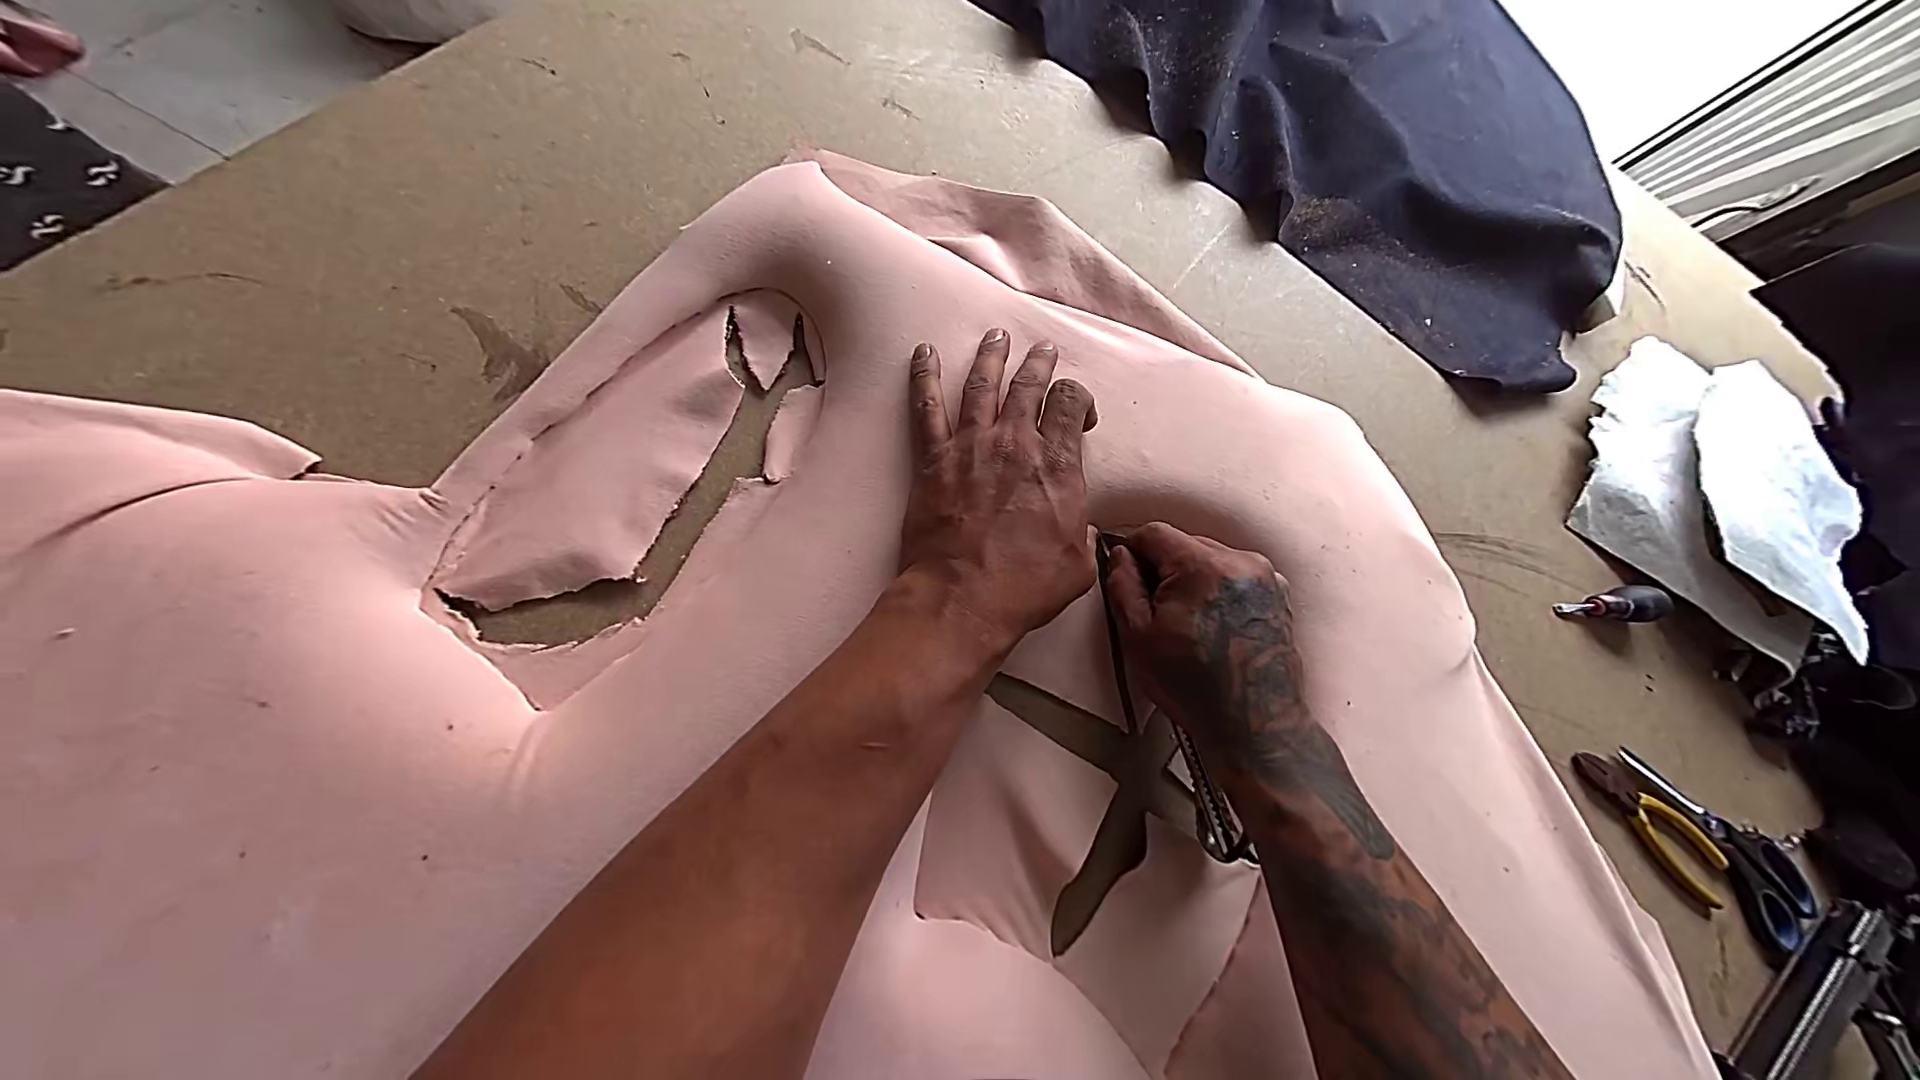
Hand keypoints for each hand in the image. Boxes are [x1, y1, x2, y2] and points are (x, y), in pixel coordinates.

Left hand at [899, 328, 1098, 645]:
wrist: (964, 597)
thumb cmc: (1023, 586)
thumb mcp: (1078, 565)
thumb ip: (1083, 535)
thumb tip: (1084, 529)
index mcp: (1057, 465)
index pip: (1071, 404)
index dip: (1079, 399)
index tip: (1079, 413)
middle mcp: (1016, 444)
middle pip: (1029, 385)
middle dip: (1038, 364)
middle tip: (1042, 351)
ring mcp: (971, 447)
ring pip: (982, 384)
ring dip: (990, 356)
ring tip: (996, 336)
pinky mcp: (934, 460)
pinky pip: (926, 407)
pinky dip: (923, 376)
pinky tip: (922, 353)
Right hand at [1105, 523, 1308, 771]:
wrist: (1253, 725)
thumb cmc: (1194, 687)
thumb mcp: (1137, 636)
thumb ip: (1122, 584)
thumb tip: (1121, 554)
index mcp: (1204, 567)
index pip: (1154, 532)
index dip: (1132, 550)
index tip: (1127, 574)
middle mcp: (1241, 562)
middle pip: (1183, 542)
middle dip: (1162, 566)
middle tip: (1154, 608)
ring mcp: (1265, 577)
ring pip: (1207, 556)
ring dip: (1189, 577)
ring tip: (1185, 620)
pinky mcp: (1277, 593)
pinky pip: (1232, 573)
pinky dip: (1214, 587)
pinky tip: (1208, 622)